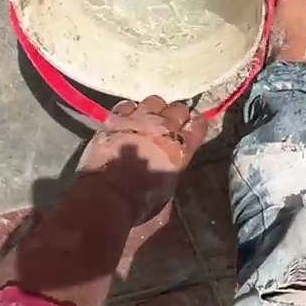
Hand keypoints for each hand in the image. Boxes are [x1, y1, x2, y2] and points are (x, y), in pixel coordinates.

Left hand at [78, 97, 207, 221]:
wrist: (107, 195)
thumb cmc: (139, 204)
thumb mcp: (166, 193)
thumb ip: (171, 173)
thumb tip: (168, 174)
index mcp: (180, 149)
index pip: (198, 126)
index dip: (196, 125)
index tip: (193, 126)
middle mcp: (164, 129)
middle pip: (178, 109)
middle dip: (176, 115)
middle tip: (170, 125)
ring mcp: (139, 120)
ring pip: (154, 101)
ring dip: (154, 109)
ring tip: (148, 117)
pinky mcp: (116, 119)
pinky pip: (127, 105)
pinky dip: (129, 111)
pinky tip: (126, 119)